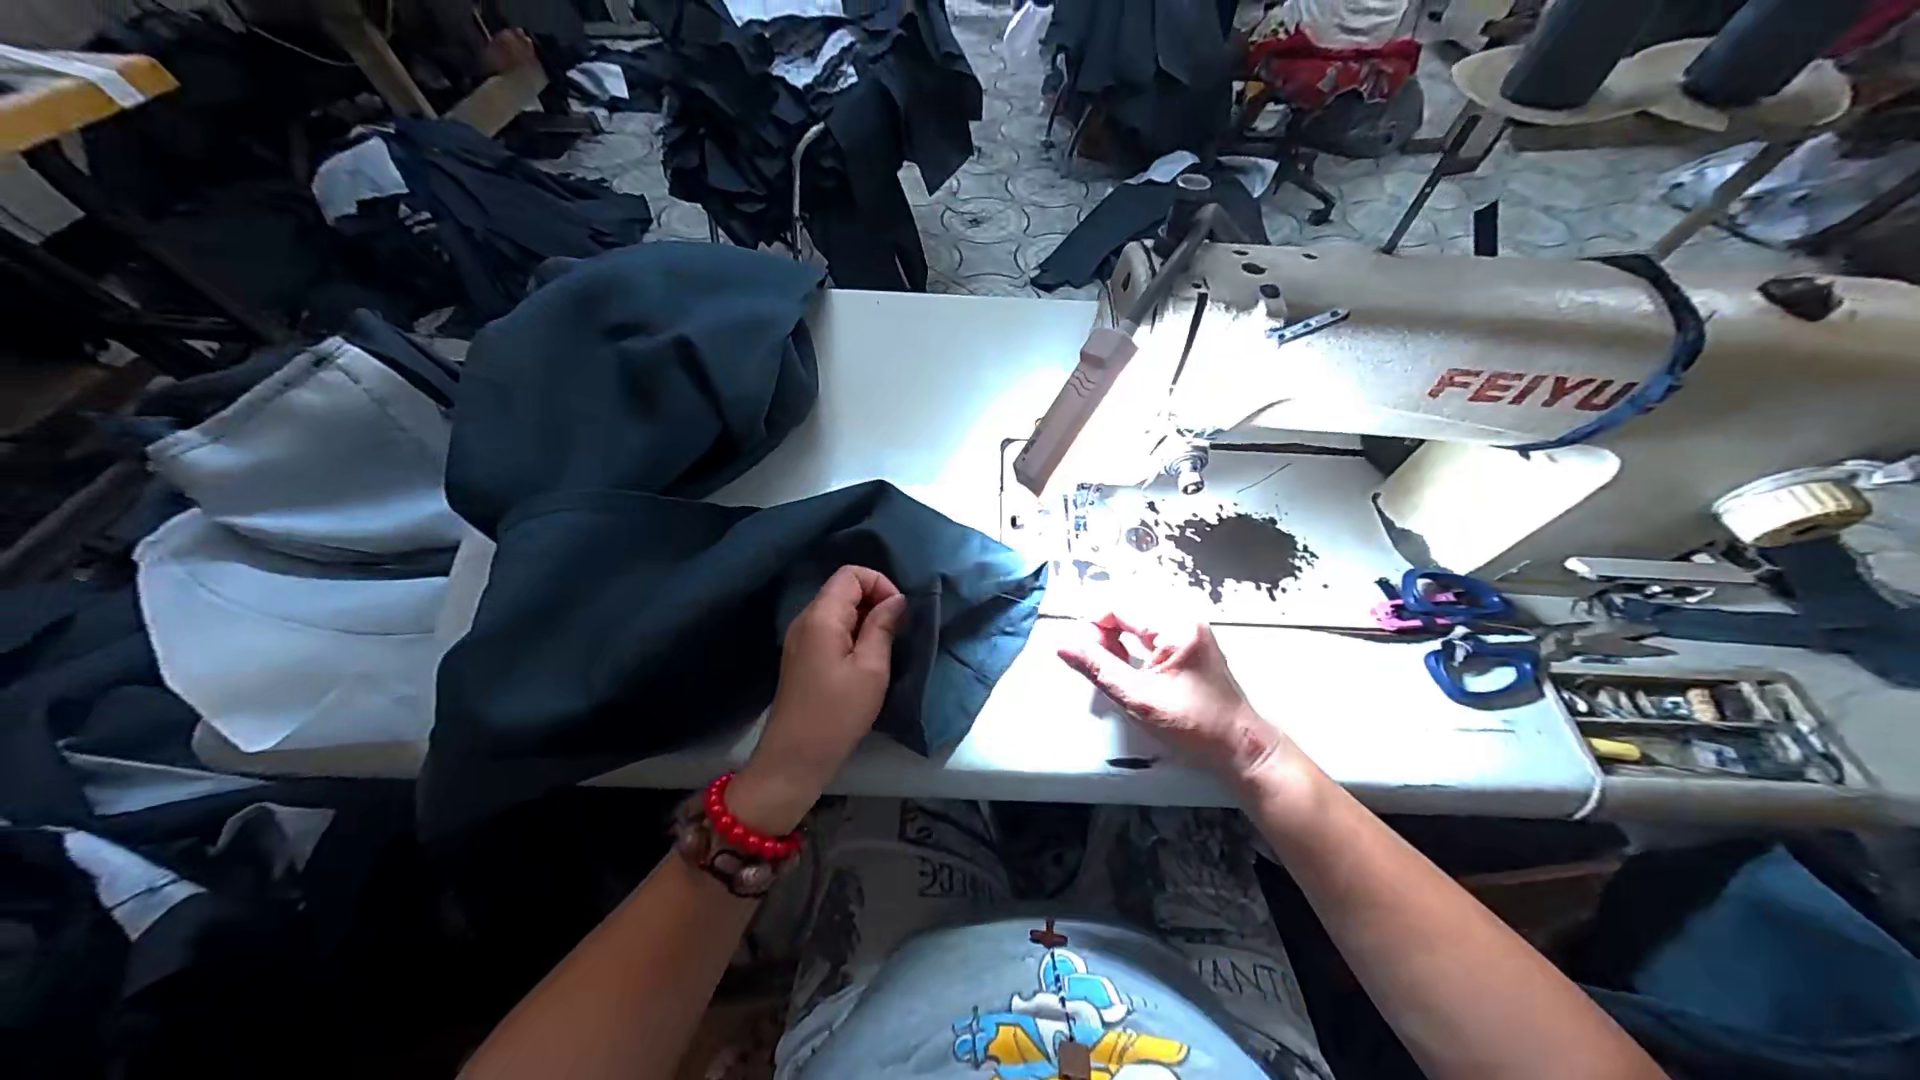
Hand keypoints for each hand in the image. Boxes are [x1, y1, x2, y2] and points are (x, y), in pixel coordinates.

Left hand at [731, 566, 907, 833]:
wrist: (794, 758)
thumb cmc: (837, 713)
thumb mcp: (871, 669)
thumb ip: (883, 627)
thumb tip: (896, 600)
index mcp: (821, 616)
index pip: (851, 574)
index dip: (881, 584)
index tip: (899, 614)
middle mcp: (805, 619)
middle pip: (843, 588)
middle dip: (875, 601)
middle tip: (897, 633)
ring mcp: (800, 638)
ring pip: (838, 609)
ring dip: (865, 620)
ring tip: (884, 647)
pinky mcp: (801, 656)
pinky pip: (830, 629)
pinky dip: (852, 634)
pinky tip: (865, 660)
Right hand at [1057, 611, 1295, 787]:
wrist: (1239, 747)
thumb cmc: (1193, 726)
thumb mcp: (1138, 699)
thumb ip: (1097, 668)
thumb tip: (1063, 645)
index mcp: (1175, 628)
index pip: (1119, 606)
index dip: (1092, 626)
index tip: (1082, 653)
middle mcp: (1183, 620)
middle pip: (1126, 610)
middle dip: (1104, 633)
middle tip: (1097, 665)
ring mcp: (1188, 630)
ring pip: (1135, 621)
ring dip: (1116, 640)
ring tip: (1114, 671)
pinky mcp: (1188, 642)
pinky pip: (1149, 632)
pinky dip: (1132, 646)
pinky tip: (1129, 670)